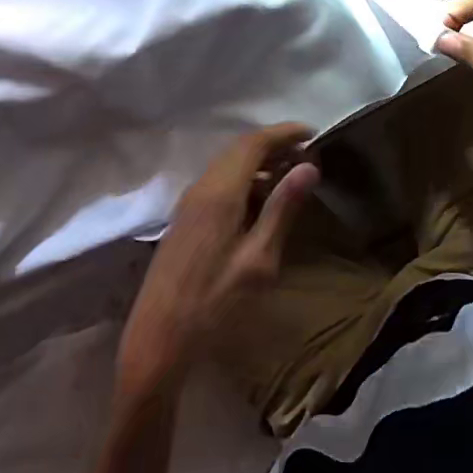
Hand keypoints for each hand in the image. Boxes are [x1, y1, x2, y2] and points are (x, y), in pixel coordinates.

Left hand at [117, 124, 319, 398]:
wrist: (158, 339)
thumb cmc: (214, 303)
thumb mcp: (259, 260)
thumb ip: (282, 209)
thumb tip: (309, 167)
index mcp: (219, 193)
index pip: (253, 144)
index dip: (284, 133)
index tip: (314, 135)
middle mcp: (200, 189)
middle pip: (239, 150)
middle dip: (274, 145)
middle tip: (308, 156)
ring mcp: (188, 205)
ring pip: (227, 166)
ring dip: (260, 163)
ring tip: (291, 178)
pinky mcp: (185, 221)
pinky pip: (218, 184)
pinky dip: (245, 181)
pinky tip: (262, 203)